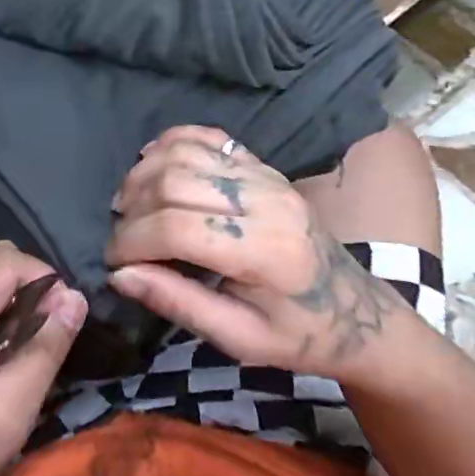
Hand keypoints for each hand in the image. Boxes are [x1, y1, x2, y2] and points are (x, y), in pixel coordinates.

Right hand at [106, 125, 428, 384]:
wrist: (361, 314)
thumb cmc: (299, 335)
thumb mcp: (239, 339)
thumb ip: (177, 302)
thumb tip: (118, 274)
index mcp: (267, 253)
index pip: (176, 228)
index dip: (131, 241)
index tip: (113, 262)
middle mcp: (267, 201)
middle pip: (172, 182)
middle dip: (131, 210)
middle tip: (121, 237)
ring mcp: (266, 176)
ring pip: (181, 153)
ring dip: (142, 175)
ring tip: (129, 206)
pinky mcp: (261, 165)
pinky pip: (204, 136)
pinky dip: (168, 144)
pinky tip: (151, 167)